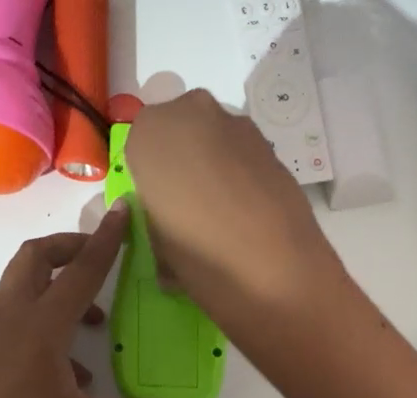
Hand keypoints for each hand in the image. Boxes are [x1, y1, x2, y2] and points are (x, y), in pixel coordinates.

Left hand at [0, 204, 182, 397]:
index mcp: (42, 327)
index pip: (81, 271)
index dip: (107, 241)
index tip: (124, 211)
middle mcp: (12, 316)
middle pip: (37, 257)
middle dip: (70, 247)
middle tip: (101, 258)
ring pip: (22, 283)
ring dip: (56, 283)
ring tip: (93, 319)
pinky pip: (14, 313)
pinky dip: (42, 316)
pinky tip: (68, 366)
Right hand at [124, 90, 345, 326]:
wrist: (276, 265)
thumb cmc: (202, 257)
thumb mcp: (163, 251)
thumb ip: (159, 226)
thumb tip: (170, 232)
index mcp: (148, 135)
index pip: (141, 149)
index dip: (154, 180)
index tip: (165, 207)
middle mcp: (190, 114)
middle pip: (181, 134)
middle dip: (186, 163)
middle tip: (196, 207)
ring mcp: (235, 124)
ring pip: (216, 141)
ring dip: (217, 166)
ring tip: (229, 213)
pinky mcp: (271, 144)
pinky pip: (245, 156)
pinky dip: (244, 175)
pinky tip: (252, 211)